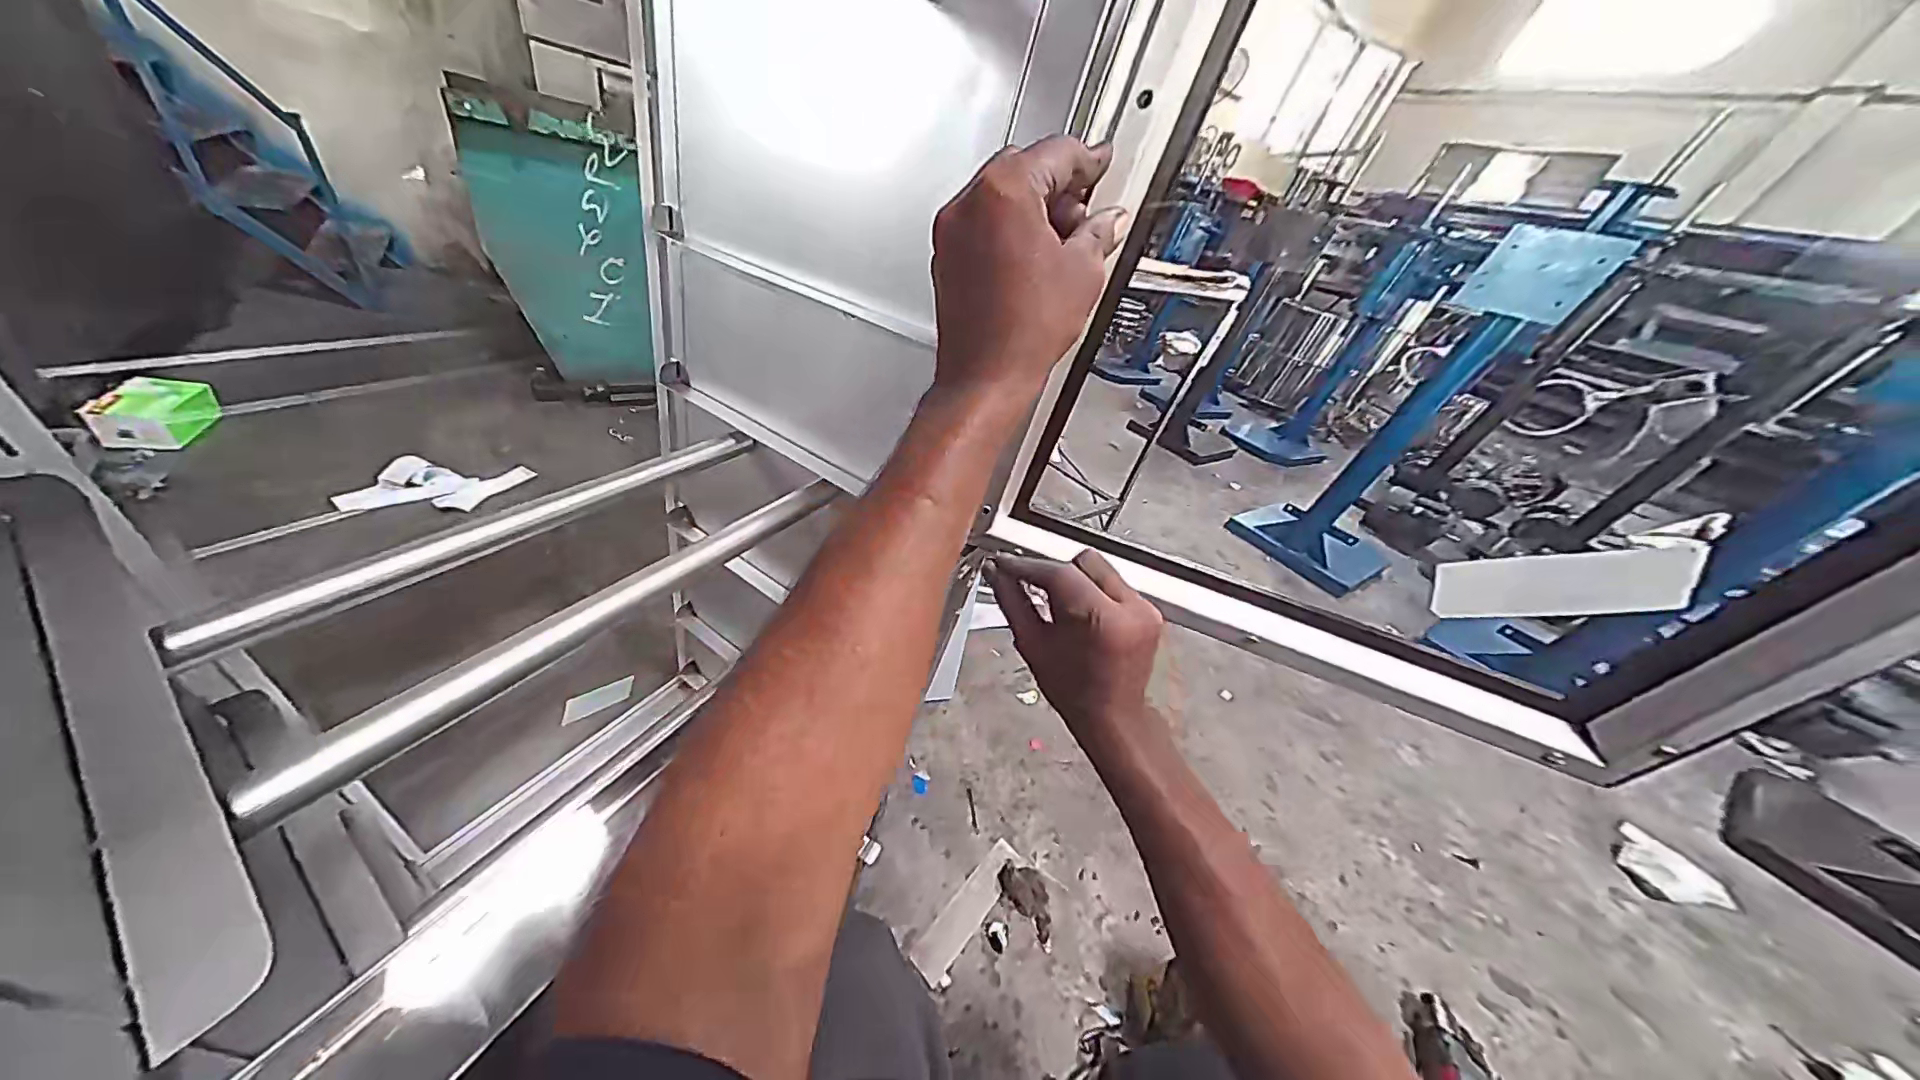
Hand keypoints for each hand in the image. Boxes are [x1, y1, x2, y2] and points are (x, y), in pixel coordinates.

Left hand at [931, 136, 1130, 400]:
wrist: (985, 376)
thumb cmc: (1021, 333)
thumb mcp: (1082, 273)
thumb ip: (1098, 233)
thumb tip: (1107, 222)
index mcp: (1003, 193)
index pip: (1056, 152)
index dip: (1088, 159)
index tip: (1100, 163)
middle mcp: (968, 205)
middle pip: (1021, 168)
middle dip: (1057, 185)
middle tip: (1085, 209)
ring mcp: (951, 232)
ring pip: (998, 196)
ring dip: (1031, 208)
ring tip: (1061, 244)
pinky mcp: (946, 259)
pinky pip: (980, 226)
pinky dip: (1006, 231)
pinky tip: (1032, 261)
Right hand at [988, 551, 1164, 751]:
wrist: (1113, 715)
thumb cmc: (1073, 690)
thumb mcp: (1033, 644)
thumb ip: (1013, 601)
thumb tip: (997, 573)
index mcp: (1100, 619)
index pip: (1058, 572)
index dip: (1027, 566)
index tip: (1007, 565)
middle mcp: (1129, 608)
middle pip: (1082, 562)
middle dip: (1055, 573)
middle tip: (1035, 590)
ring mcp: (1143, 608)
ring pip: (1099, 569)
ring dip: (1076, 582)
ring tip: (1062, 609)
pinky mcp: (1150, 610)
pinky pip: (1115, 584)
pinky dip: (1094, 593)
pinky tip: (1083, 616)